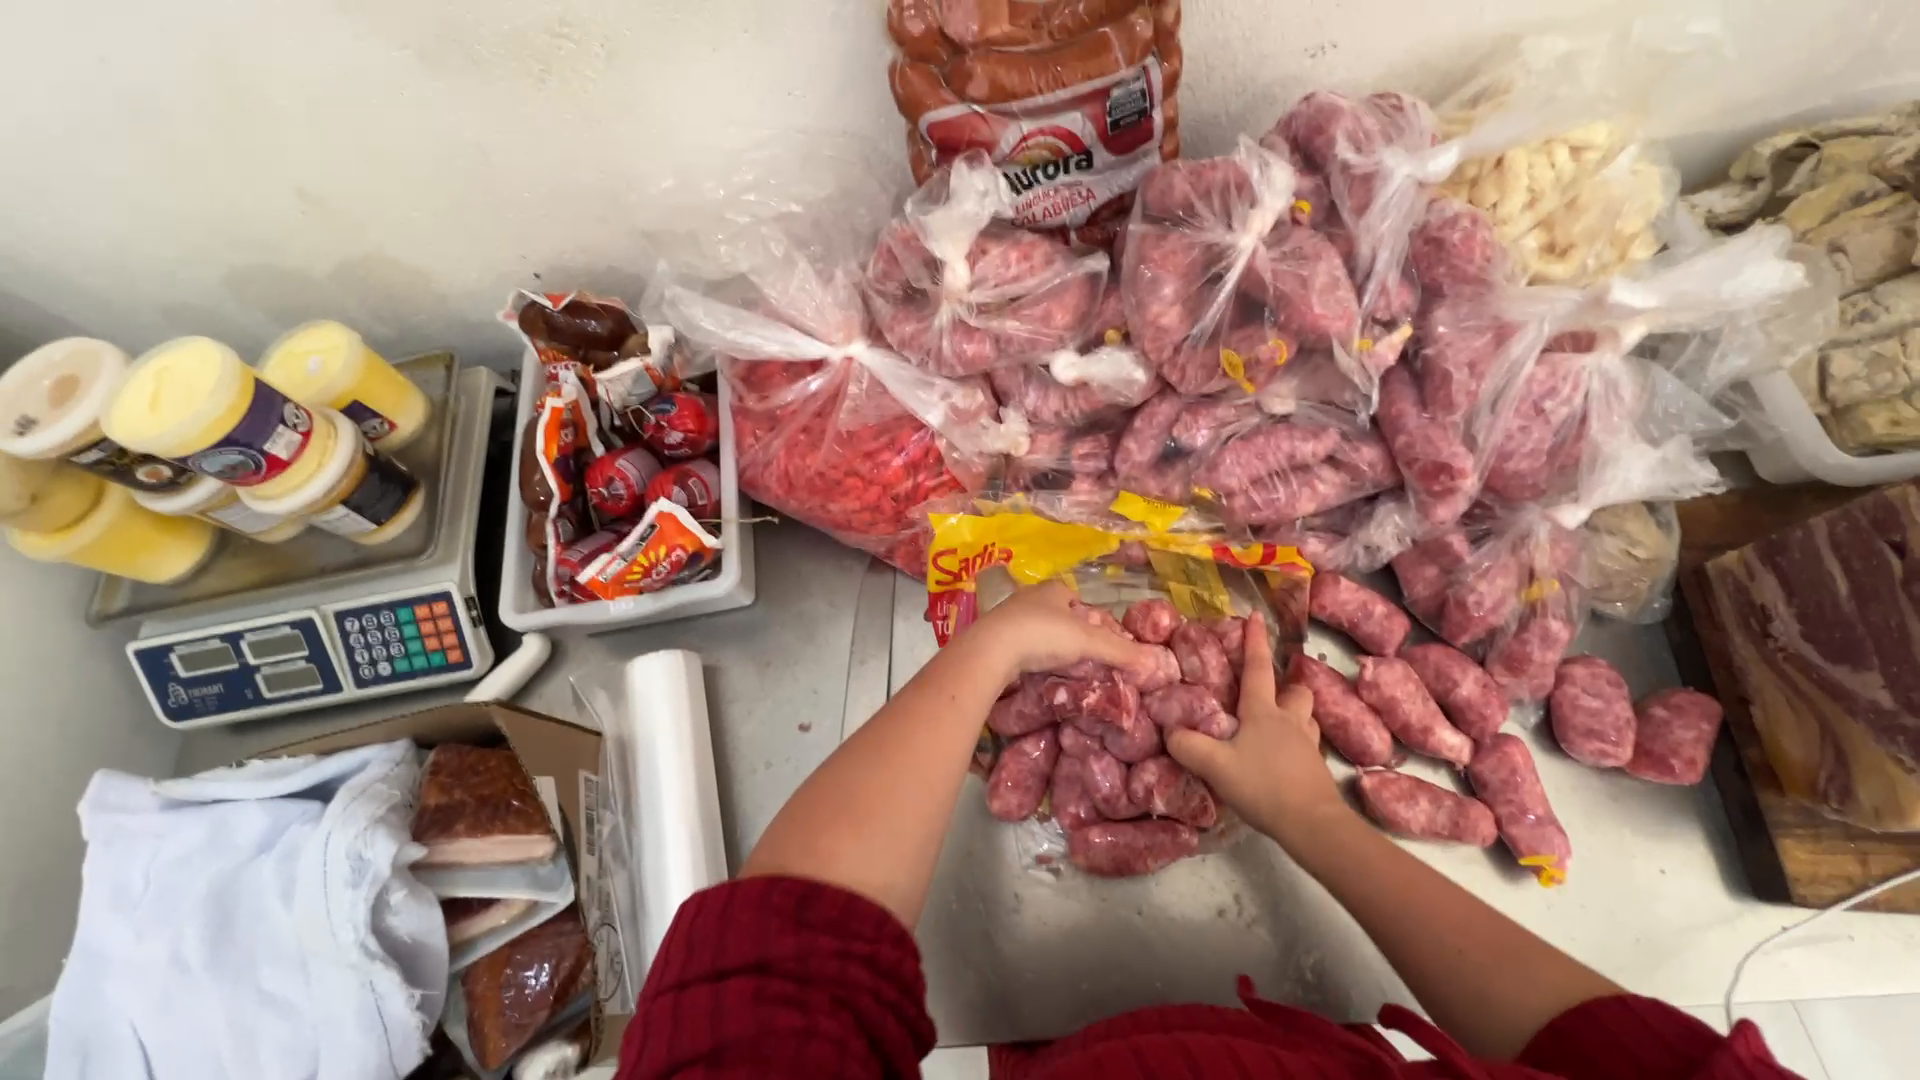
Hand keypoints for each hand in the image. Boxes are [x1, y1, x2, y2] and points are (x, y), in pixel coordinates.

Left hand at [960, 581, 1159, 680]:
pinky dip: (1033, 657)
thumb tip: (1153, 660)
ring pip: (1039, 630)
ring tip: (1065, 668)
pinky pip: (1021, 646)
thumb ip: (1120, 650)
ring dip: (1051, 646)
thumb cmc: (1043, 635)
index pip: (1081, 601)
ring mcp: (1009, 617)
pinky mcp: (994, 638)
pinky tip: (1039, 672)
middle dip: (1073, 634)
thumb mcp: (1088, 642)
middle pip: (1060, 615)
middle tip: (1087, 657)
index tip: (1104, 642)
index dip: (1095, 620)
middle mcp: (1030, 597)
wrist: (991, 649)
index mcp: (1054, 589)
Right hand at [1165, 612, 1347, 841]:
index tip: (1255, 617)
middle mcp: (1289, 721)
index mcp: (1263, 712)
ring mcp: (1307, 745)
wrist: (1313, 824)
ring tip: (1277, 723)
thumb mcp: (1216, 766)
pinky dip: (1296, 744)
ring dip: (1295, 713)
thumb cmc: (1264, 786)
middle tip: (1271, 691)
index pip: (1257, 669)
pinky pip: (1308, 745)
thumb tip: (1170, 732)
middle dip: (1286, 684)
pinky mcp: (1316, 770)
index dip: (1254, 642)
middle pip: (1296, 691)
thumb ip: (1188, 746)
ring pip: (1306, 716)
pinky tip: (1281, 758)